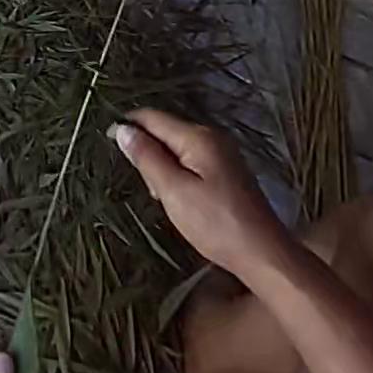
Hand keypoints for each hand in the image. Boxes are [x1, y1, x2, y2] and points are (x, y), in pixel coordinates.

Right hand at [109, 108, 289, 276]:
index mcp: (198, 137)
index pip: (153, 117)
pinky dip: (177, 172)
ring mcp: (223, 154)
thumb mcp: (173, 191)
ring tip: (157, 193)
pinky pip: (192, 159)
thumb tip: (122, 130)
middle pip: (166, 130)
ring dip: (160, 163)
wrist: (265, 255)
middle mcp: (212, 137)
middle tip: (139, 180)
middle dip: (146, 148)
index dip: (128, 125)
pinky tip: (177, 196)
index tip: (107, 140)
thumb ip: (147, 157)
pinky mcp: (228, 171)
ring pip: (177, 146)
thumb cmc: (216, 224)